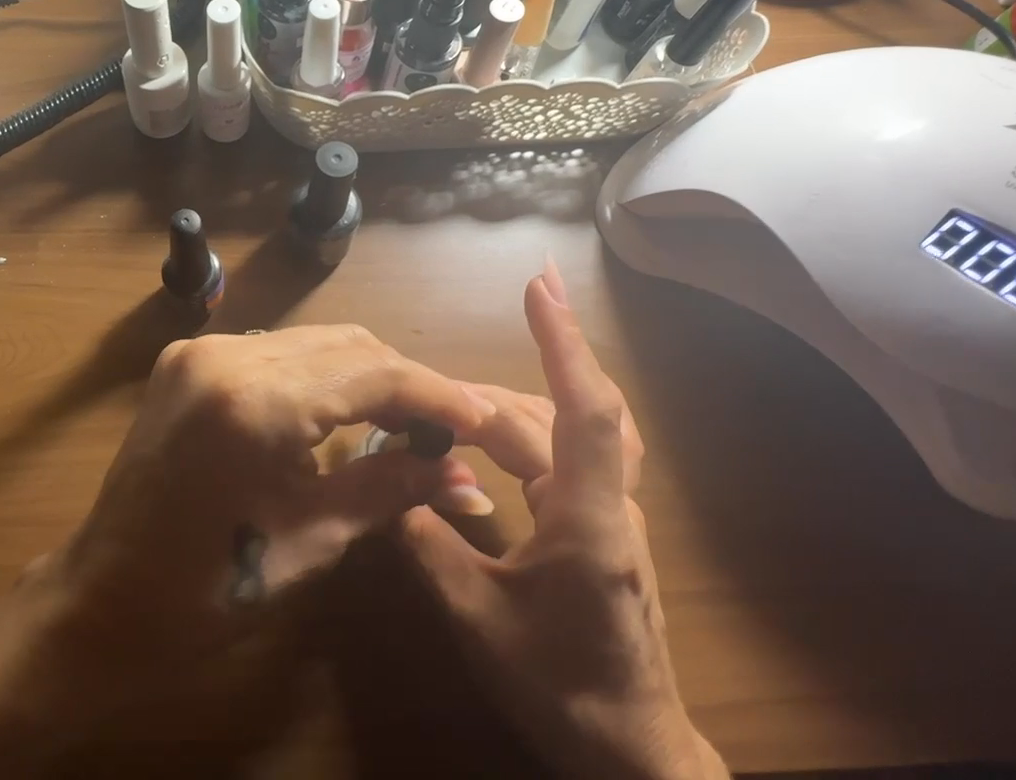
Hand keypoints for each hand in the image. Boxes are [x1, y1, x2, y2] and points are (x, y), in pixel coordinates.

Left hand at [60, 324, 491, 632]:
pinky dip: (317, 375)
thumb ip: (391, 488)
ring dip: (362, 375)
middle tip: (442, 430)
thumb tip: (464, 475)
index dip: (436, 395)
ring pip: (312, 342)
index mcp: (255, 403)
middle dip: (403, 383)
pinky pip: (275, 352)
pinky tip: (339, 414)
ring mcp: (199, 351)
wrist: (104, 597)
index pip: (374, 373)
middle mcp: (225, 355)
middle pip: (346, 344)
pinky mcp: (185, 359)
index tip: (479, 421)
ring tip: (401, 424)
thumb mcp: (312, 538)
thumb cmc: (209, 589)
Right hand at [400, 264, 726, 779]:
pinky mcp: (601, 530)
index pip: (581, 408)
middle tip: (433, 387)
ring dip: (512, 407)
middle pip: (562, 414)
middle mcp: (608, 504)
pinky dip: (526, 434)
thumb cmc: (559, 686)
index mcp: (587, 519)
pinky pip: (565, 459)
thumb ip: (427, 546)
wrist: (632, 750)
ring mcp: (610, 516)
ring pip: (566, 433)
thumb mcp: (477, 619)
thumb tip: (383, 488)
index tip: (538, 283)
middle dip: (502, 385)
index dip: (560, 340)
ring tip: (454, 408)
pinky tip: (489, 443)